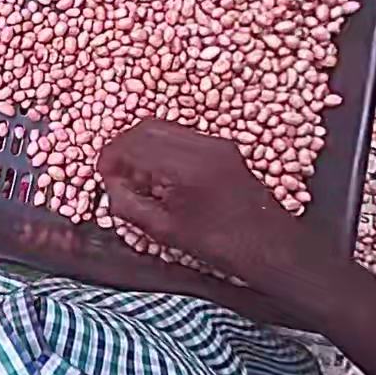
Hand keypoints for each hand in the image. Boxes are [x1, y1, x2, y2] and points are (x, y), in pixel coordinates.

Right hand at [98, 120, 344, 295]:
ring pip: (163, 127)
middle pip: (145, 128)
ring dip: (142, 144)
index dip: (110, 158)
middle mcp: (200, 146)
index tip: (103, 175)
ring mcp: (215, 144)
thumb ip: (128, 205)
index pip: (132, 146)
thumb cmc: (218, 245)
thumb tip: (110, 187)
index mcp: (183, 167)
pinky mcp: (224, 147)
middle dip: (123, 147)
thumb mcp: (164, 231)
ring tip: (135, 172)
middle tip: (114, 170)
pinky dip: (161, 146)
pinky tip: (160, 172)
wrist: (272, 247)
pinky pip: (181, 135)